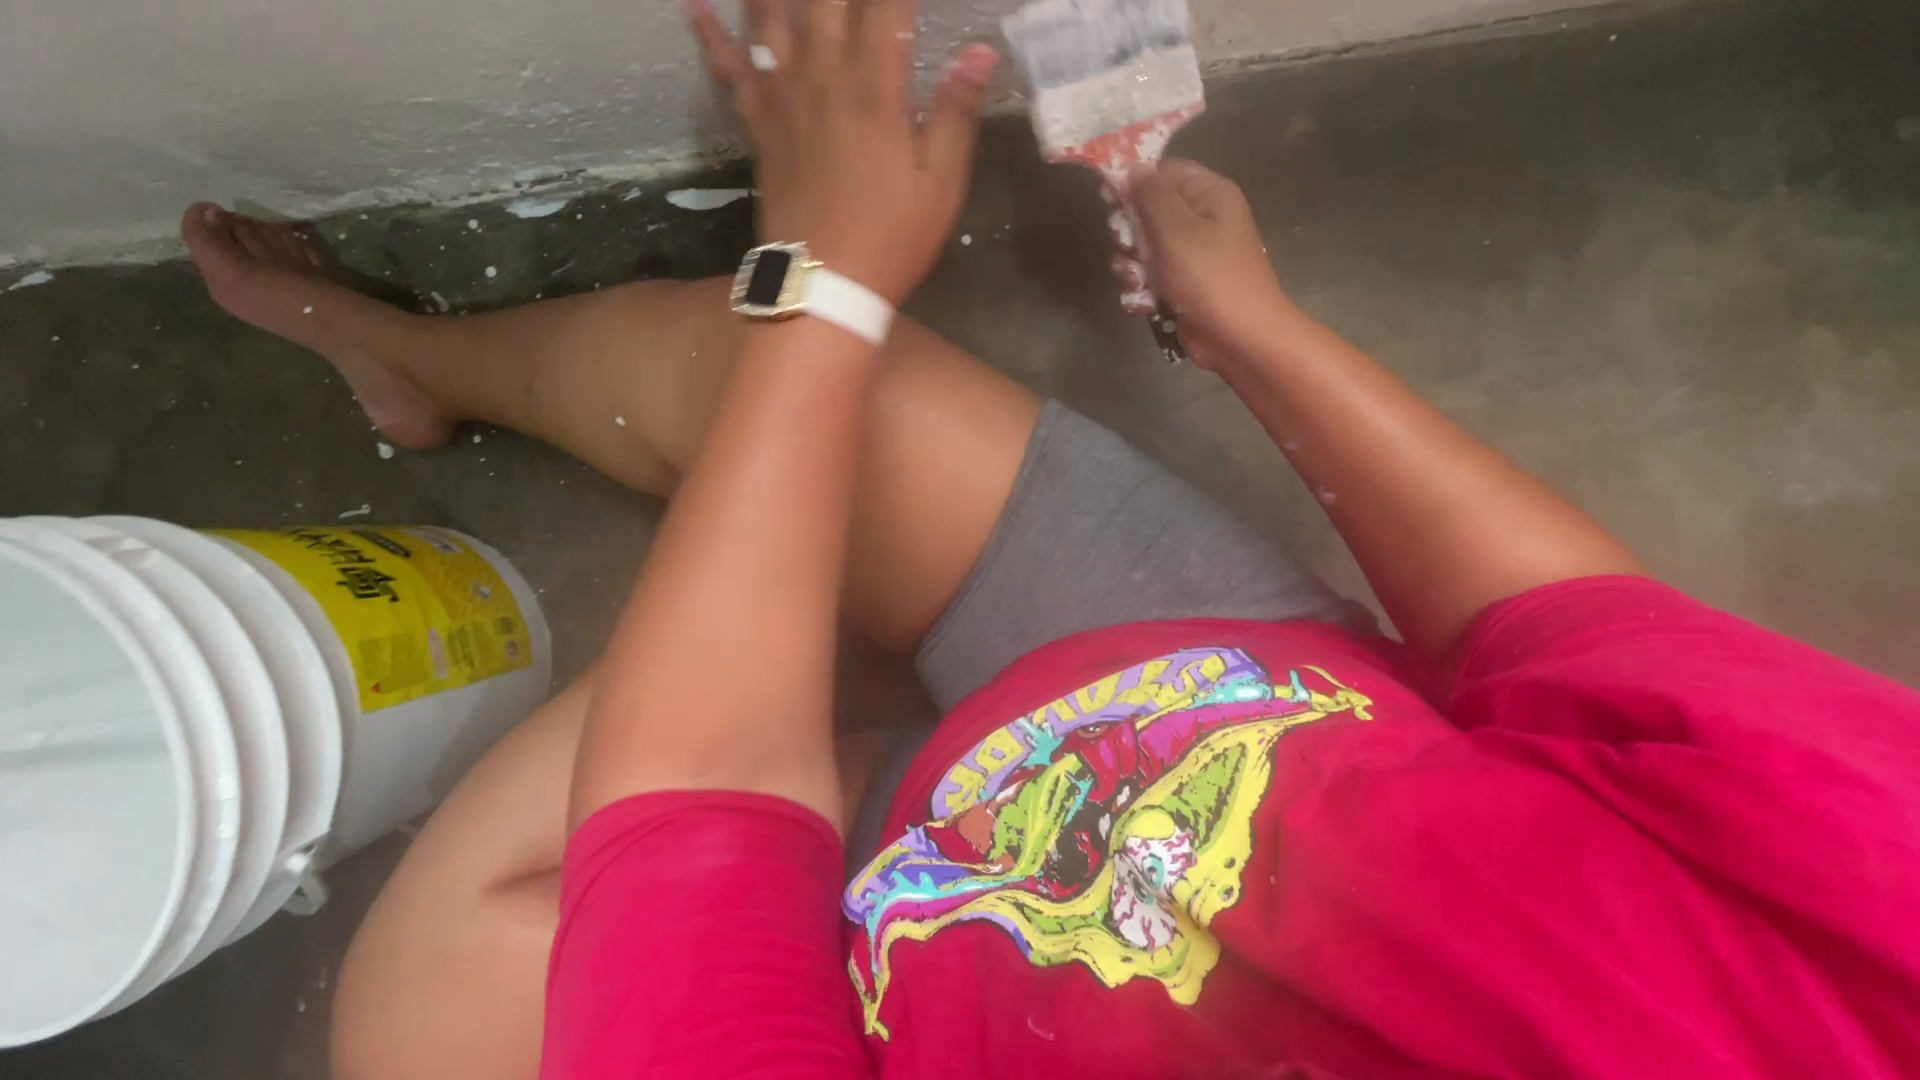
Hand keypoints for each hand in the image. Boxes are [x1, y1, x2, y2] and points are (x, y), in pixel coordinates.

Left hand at [689, 0, 998, 305]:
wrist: (825, 286)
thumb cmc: (892, 239)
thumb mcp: (941, 185)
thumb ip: (955, 113)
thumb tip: (980, 51)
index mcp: (875, 90)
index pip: (886, 7)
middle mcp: (824, 79)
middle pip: (824, 0)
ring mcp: (784, 101)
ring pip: (769, 18)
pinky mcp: (760, 127)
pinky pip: (730, 72)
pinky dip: (711, 35)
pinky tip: (695, 6)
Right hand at [1130, 159, 1307, 370]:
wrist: (1238, 337)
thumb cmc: (1210, 276)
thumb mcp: (1176, 228)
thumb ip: (1150, 195)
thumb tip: (1133, 168)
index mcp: (1208, 195)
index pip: (1164, 172)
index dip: (1136, 183)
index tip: (1111, 199)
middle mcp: (1200, 220)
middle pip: (1147, 213)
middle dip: (1129, 234)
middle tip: (1129, 249)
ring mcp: (1189, 256)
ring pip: (1142, 250)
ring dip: (1131, 269)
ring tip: (1138, 284)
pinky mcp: (1180, 287)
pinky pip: (1149, 279)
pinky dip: (1141, 292)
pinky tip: (1144, 305)